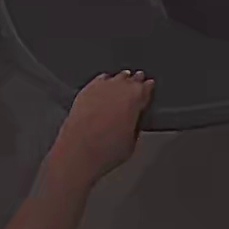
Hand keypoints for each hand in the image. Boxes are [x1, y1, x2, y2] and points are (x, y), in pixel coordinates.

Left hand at [42, 71, 154, 190]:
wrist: (79, 151)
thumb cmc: (106, 150)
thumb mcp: (131, 143)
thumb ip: (135, 125)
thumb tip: (133, 122)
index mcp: (136, 98)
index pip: (147, 87)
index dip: (148, 87)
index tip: (148, 87)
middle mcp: (121, 86)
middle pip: (132, 78)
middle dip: (136, 81)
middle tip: (137, 82)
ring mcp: (103, 85)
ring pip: (116, 77)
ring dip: (120, 80)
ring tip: (121, 83)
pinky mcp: (87, 89)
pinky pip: (100, 80)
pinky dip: (104, 82)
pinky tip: (103, 86)